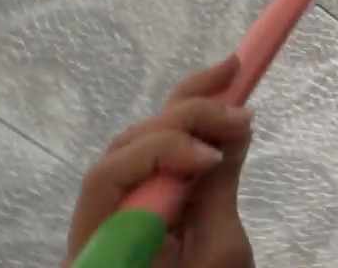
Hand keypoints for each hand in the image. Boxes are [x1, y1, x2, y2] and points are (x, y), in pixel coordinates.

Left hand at [64, 56, 255, 267]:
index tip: (217, 155)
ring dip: (190, 111)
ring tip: (236, 86)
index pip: (112, 173)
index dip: (166, 147)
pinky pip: (156, 157)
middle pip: (126, 147)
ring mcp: (115, 214)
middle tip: (241, 101)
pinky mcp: (140, 208)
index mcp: (101, 246)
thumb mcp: (220, 254)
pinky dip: (191, 126)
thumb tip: (233, 129)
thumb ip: (218, 192)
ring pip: (140, 143)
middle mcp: (95, 225)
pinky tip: (220, 105)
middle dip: (185, 115)